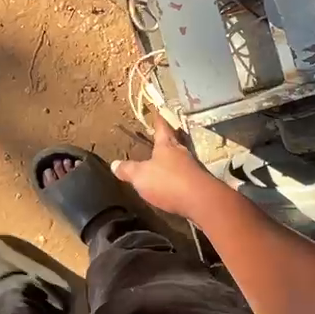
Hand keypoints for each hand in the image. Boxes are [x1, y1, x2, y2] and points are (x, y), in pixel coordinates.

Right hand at [111, 112, 227, 221]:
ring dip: (174, 159)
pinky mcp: (199, 183)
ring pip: (181, 158)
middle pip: (173, 142)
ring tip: (165, 161)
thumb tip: (113, 164)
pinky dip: (179, 176)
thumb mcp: (140, 176)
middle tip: (160, 137)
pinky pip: (186, 175)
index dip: (158, 120)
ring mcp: (192, 167)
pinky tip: (174, 183)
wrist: (201, 201)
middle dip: (167, 139)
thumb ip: (128, 170)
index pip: (161, 127)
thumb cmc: (168, 181)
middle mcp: (181, 152)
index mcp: (166, 145)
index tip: (157, 111)